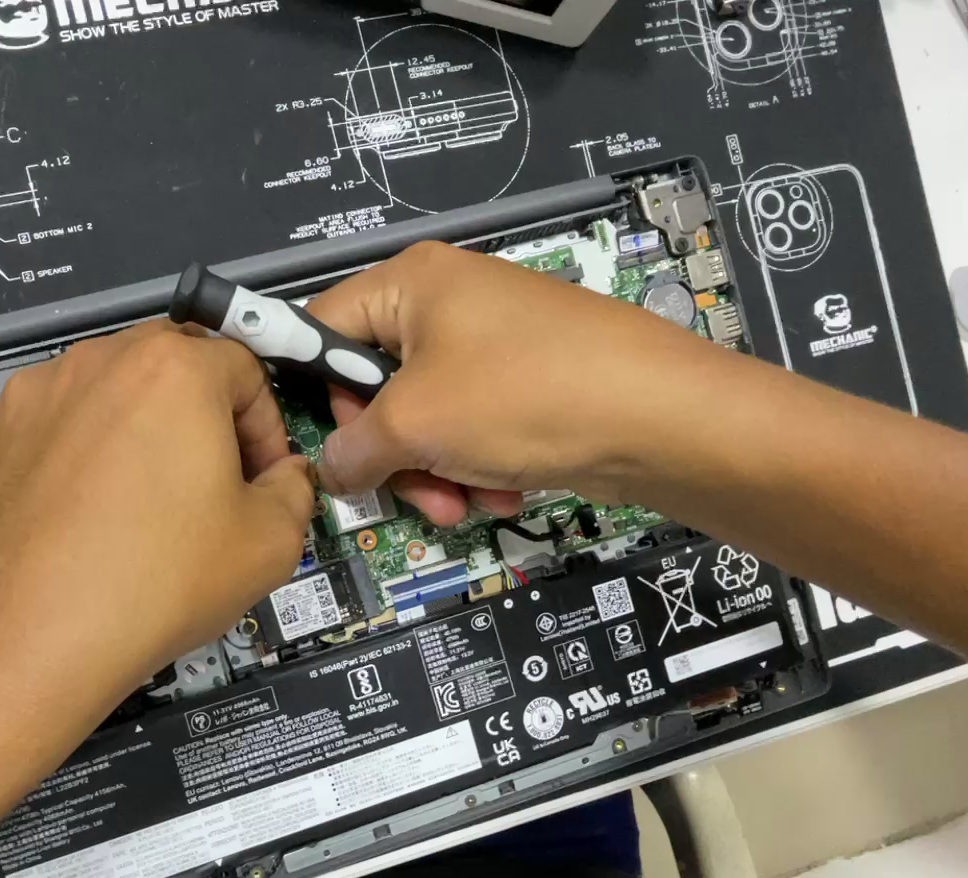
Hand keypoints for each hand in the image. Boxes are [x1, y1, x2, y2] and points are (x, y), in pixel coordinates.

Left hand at [0, 322, 312, 725]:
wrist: (36, 639)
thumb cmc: (165, 578)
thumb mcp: (273, 543)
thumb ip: (296, 489)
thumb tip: (285, 475)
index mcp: (174, 369)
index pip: (246, 370)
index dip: (267, 428)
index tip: (262, 482)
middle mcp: (97, 362)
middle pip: (172, 371)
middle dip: (203, 419)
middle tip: (209, 486)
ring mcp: (30, 397)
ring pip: (107, 396)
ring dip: (137, 433)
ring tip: (140, 505)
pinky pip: (51, 432)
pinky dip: (75, 460)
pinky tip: (81, 519)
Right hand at [306, 241, 752, 523]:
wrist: (659, 419)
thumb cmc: (519, 398)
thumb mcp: (413, 424)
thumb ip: (350, 449)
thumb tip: (331, 469)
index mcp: (409, 284)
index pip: (321, 327)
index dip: (308, 388)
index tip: (314, 442)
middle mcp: (444, 304)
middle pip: (372, 387)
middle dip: (390, 453)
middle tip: (409, 491)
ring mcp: (486, 345)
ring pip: (420, 420)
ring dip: (432, 473)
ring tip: (466, 502)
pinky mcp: (520, 383)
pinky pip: (466, 429)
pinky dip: (473, 467)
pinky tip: (500, 492)